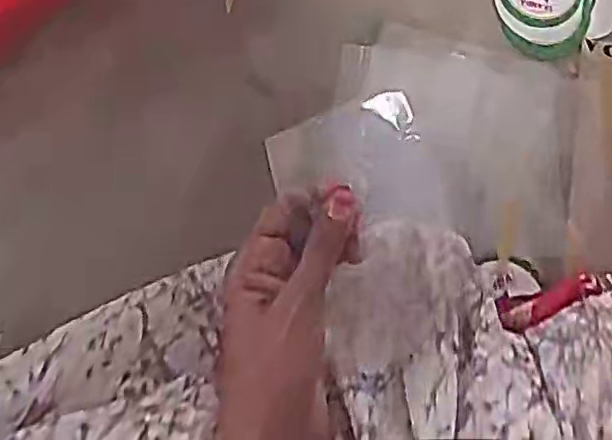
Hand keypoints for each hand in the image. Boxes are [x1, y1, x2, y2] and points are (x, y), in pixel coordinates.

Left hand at [216, 187, 362, 439]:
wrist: (276, 437)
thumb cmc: (272, 376)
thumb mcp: (299, 302)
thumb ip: (321, 247)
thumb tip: (341, 199)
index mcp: (251, 269)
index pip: (282, 212)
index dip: (314, 198)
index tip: (348, 194)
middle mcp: (267, 277)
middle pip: (299, 226)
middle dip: (330, 216)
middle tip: (360, 222)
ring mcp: (287, 296)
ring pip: (314, 248)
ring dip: (338, 238)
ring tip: (359, 244)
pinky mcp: (306, 314)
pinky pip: (323, 272)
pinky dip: (340, 260)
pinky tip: (355, 261)